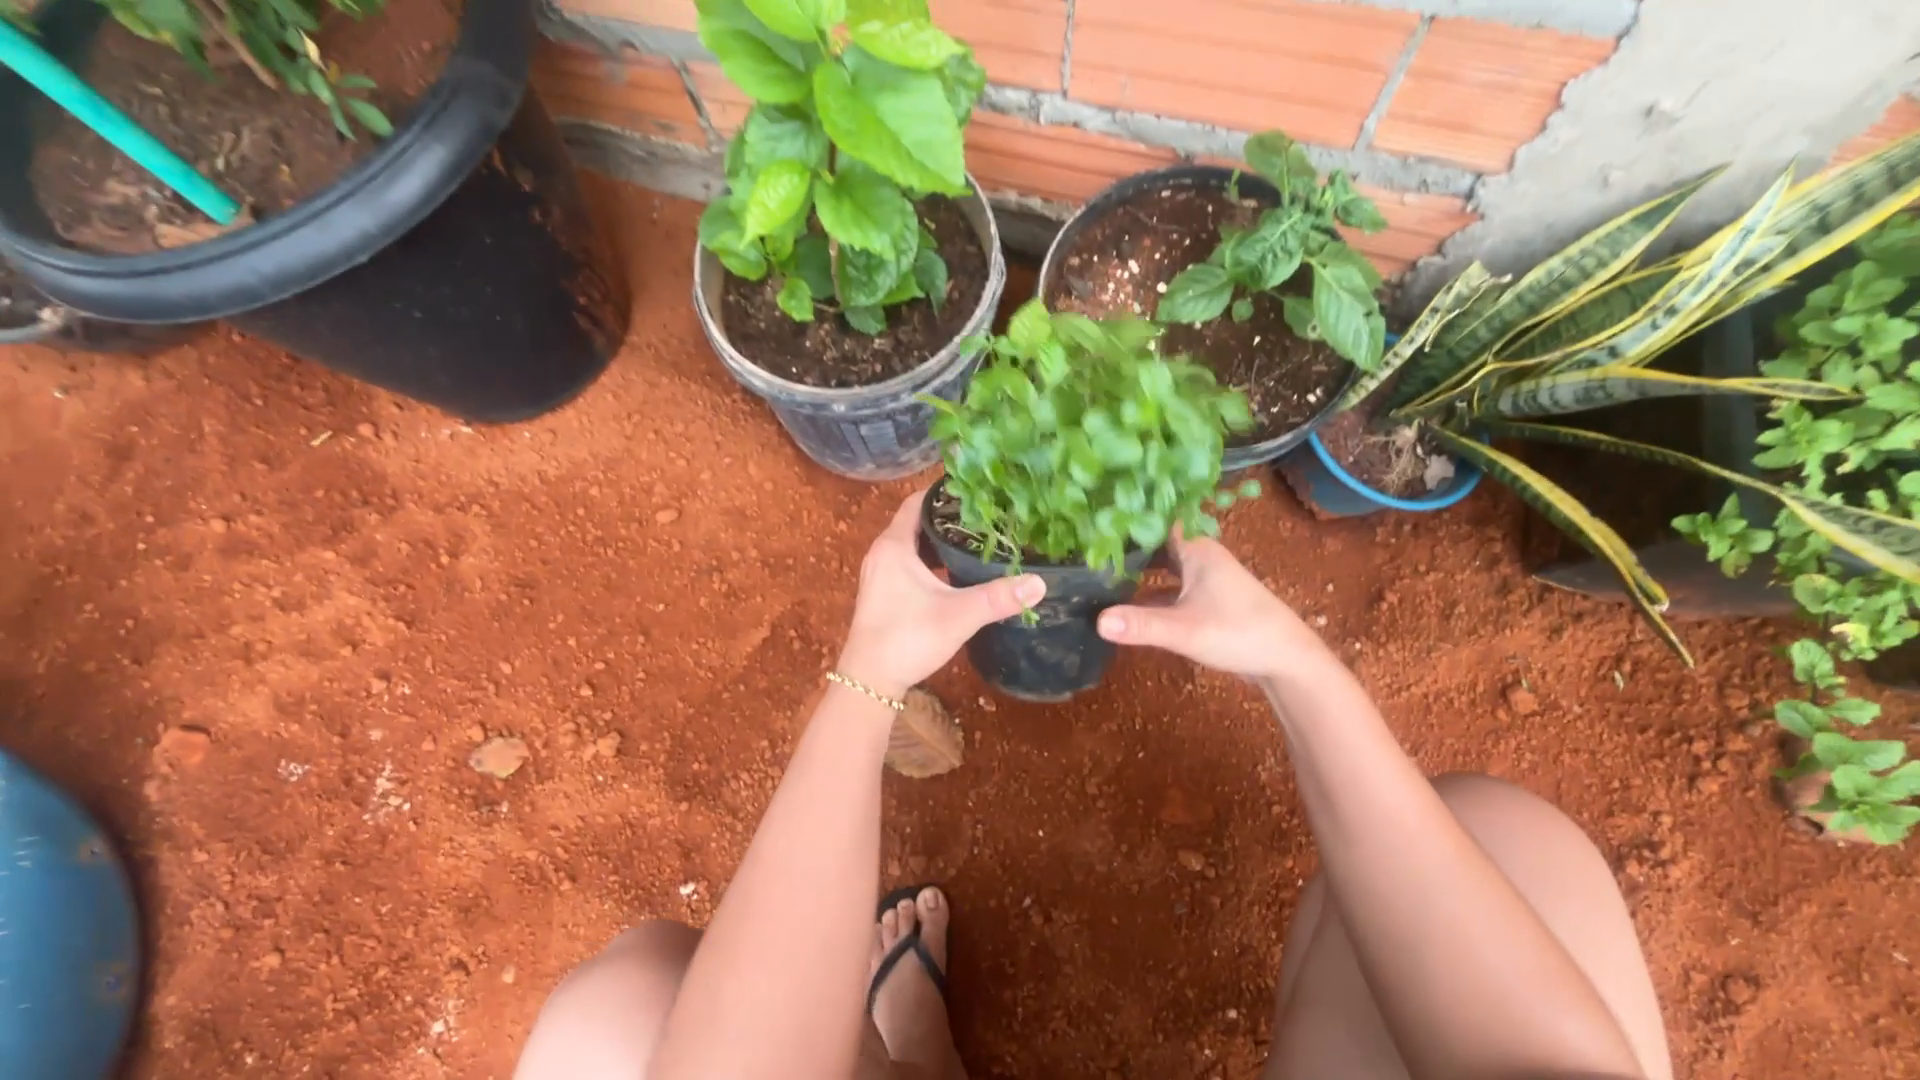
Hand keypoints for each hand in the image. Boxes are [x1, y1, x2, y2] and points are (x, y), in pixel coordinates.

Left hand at [836, 489, 1045, 698]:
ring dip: (938, 542)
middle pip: (916, 522)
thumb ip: (997, 597)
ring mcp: (879, 575)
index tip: (975, 491)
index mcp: (894, 546)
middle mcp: (882, 554)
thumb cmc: (907, 638)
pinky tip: (955, 573)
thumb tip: (1039, 583)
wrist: (869, 680)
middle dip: (948, 517)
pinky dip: (930, 562)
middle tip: (984, 515)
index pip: (917, 502)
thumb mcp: (958, 615)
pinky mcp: (882, 594)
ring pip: (912, 546)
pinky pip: (908, 564)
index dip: (944, 493)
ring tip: (975, 539)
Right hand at [1096, 527, 1330, 682]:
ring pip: (1164, 568)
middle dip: (1126, 548)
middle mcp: (1201, 557)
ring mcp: (1206, 579)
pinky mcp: (1208, 601)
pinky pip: (1171, 588)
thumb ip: (1141, 625)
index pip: (1155, 524)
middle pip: (1156, 545)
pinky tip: (1127, 607)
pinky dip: (1150, 594)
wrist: (1287, 660)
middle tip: (1086, 551)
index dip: (1125, 522)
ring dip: (1138, 572)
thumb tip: (1097, 621)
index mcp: (1196, 550)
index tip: (1091, 523)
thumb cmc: (1238, 632)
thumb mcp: (1184, 630)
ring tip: (1098, 575)